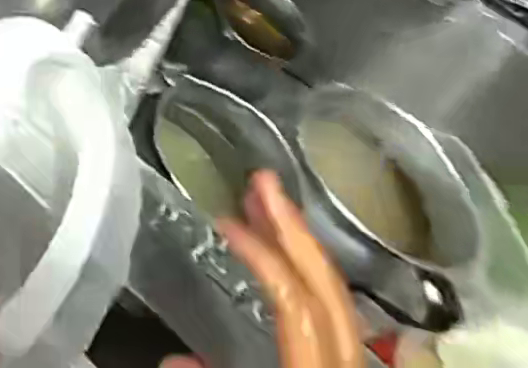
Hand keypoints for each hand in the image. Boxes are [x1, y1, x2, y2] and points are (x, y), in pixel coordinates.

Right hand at [164, 170, 362, 367]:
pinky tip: (285, 260)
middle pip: (328, 287)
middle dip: (293, 228)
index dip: (262, 257)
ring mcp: (354, 364)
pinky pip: (335, 313)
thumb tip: (173, 359)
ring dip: (299, 246)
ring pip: (336, 297)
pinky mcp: (345, 367)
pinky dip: (309, 276)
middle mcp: (348, 364)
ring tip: (265, 204)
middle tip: (261, 179)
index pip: (294, 303)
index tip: (225, 222)